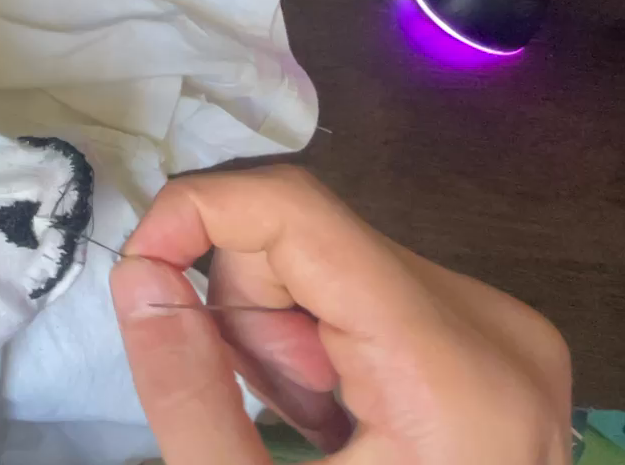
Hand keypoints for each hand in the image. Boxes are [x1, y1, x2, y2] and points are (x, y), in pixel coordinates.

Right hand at [111, 166, 571, 464]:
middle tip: (257, 399)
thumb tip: (137, 271)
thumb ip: (188, 397)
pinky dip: (302, 327)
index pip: (291, 205)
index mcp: (449, 367)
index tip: (140, 270)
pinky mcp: (475, 327)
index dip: (194, 210)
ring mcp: (487, 321)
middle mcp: (484, 318)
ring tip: (303, 418)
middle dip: (238, 303)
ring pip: (311, 249)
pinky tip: (332, 407)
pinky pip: (342, 274)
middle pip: (293, 231)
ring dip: (268, 321)